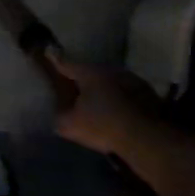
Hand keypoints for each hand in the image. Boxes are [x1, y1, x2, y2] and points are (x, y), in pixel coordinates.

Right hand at [50, 59, 168, 155]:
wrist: (145, 138)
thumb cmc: (101, 126)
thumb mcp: (67, 124)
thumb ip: (58, 111)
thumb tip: (57, 105)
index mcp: (90, 73)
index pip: (66, 65)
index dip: (54, 64)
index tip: (47, 58)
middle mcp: (111, 70)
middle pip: (89, 72)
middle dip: (79, 79)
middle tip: (70, 89)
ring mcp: (132, 80)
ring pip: (108, 80)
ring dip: (100, 88)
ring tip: (92, 101)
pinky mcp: (147, 93)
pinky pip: (123, 91)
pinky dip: (116, 97)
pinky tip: (112, 109)